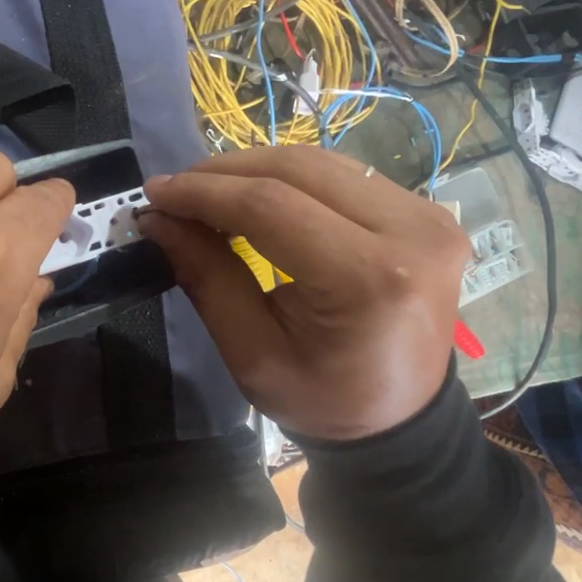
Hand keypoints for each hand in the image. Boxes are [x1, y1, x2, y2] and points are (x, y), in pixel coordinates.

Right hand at [138, 145, 469, 440]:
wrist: (401, 419)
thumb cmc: (321, 398)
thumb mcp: (251, 352)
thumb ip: (207, 277)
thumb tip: (159, 219)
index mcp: (369, 278)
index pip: (270, 206)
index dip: (204, 194)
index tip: (154, 193)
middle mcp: (410, 232)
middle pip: (297, 170)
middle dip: (223, 173)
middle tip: (173, 190)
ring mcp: (427, 215)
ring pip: (320, 162)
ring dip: (253, 169)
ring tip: (205, 191)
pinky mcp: (426, 211)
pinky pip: (344, 174)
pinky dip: (289, 177)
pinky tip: (252, 194)